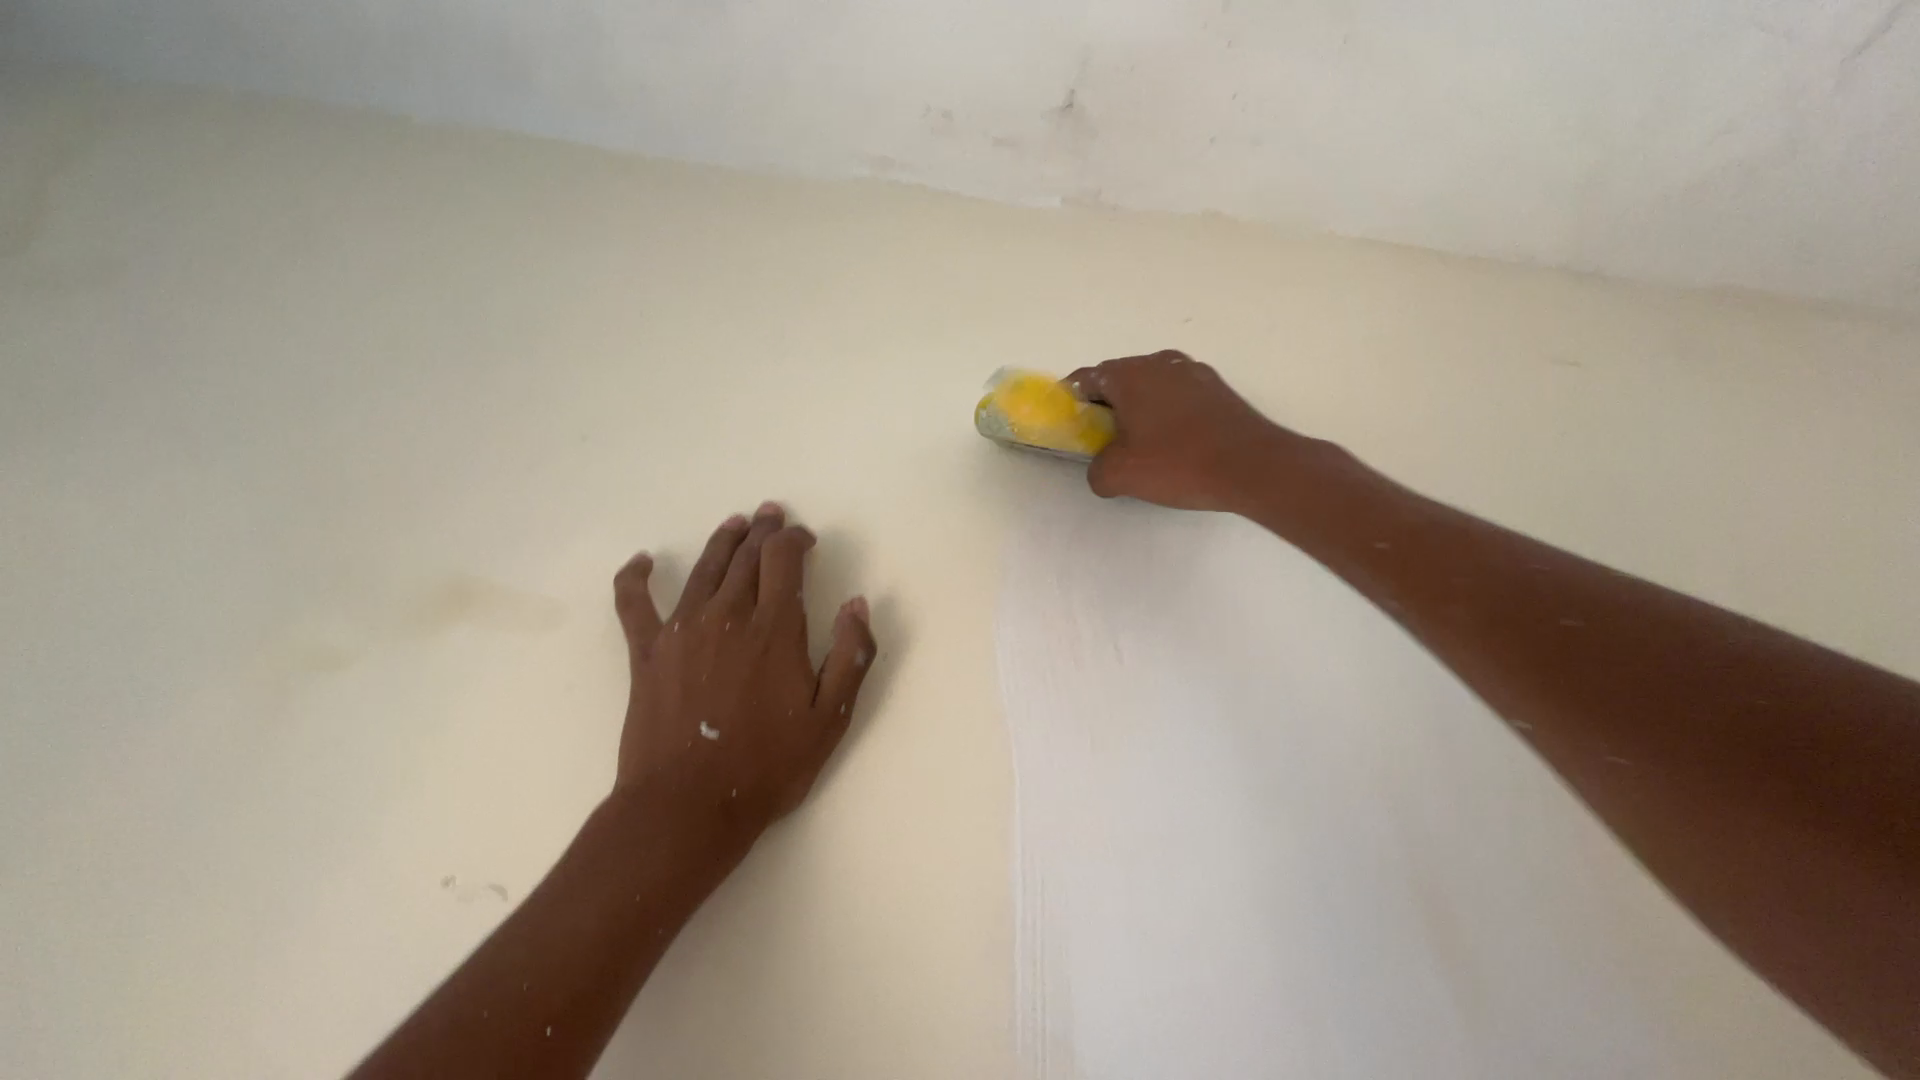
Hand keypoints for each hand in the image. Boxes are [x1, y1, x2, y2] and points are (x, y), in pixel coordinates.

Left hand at [609, 502, 875, 850]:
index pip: (784, 560)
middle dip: (763, 531)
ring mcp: (681, 630)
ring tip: (734, 524)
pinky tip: (643, 561)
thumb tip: (857, 604)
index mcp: (774, 628)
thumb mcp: (830, 719)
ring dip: (722, 541)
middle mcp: (727, 615)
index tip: (805, 539)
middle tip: (771, 515)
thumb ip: (851, 656)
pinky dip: (635, 577)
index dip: (795, 540)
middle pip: (746, 556)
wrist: (686, 806)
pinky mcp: (645, 652)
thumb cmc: (766, 766)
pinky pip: (634, 602)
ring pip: (704, 568)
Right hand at [1068, 350, 1306, 510]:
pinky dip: (1168, 415)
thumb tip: (1102, 469)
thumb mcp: (1120, 476)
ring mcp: (1194, 373)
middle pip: (1119, 380)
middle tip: (1104, 441)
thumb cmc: (1179, 463)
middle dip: (1106, 406)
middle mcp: (1160, 363)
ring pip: (1152, 387)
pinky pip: (1178, 397)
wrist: (1254, 467)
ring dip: (1140, 410)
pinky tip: (1175, 445)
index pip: (1086, 378)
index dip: (1072, 401)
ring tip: (1141, 446)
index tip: (1071, 424)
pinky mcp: (1218, 390)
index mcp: (1130, 374)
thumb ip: (1097, 471)